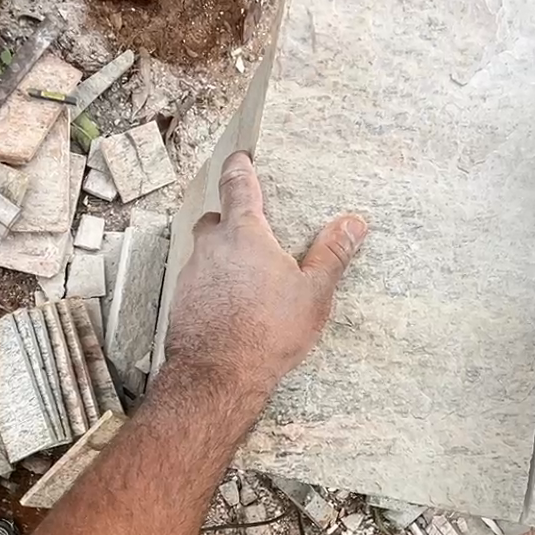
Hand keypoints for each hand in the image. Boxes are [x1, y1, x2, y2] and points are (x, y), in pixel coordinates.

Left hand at [160, 152, 366, 397]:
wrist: (217, 376)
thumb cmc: (267, 332)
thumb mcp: (312, 294)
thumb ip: (332, 255)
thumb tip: (353, 223)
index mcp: (244, 234)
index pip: (237, 184)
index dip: (240, 168)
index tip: (241, 159)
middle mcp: (210, 248)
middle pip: (214, 220)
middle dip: (229, 222)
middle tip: (251, 234)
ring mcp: (190, 276)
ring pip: (204, 255)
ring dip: (220, 260)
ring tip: (245, 281)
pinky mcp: (181, 304)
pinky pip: (197, 285)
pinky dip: (211, 289)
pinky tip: (229, 309)